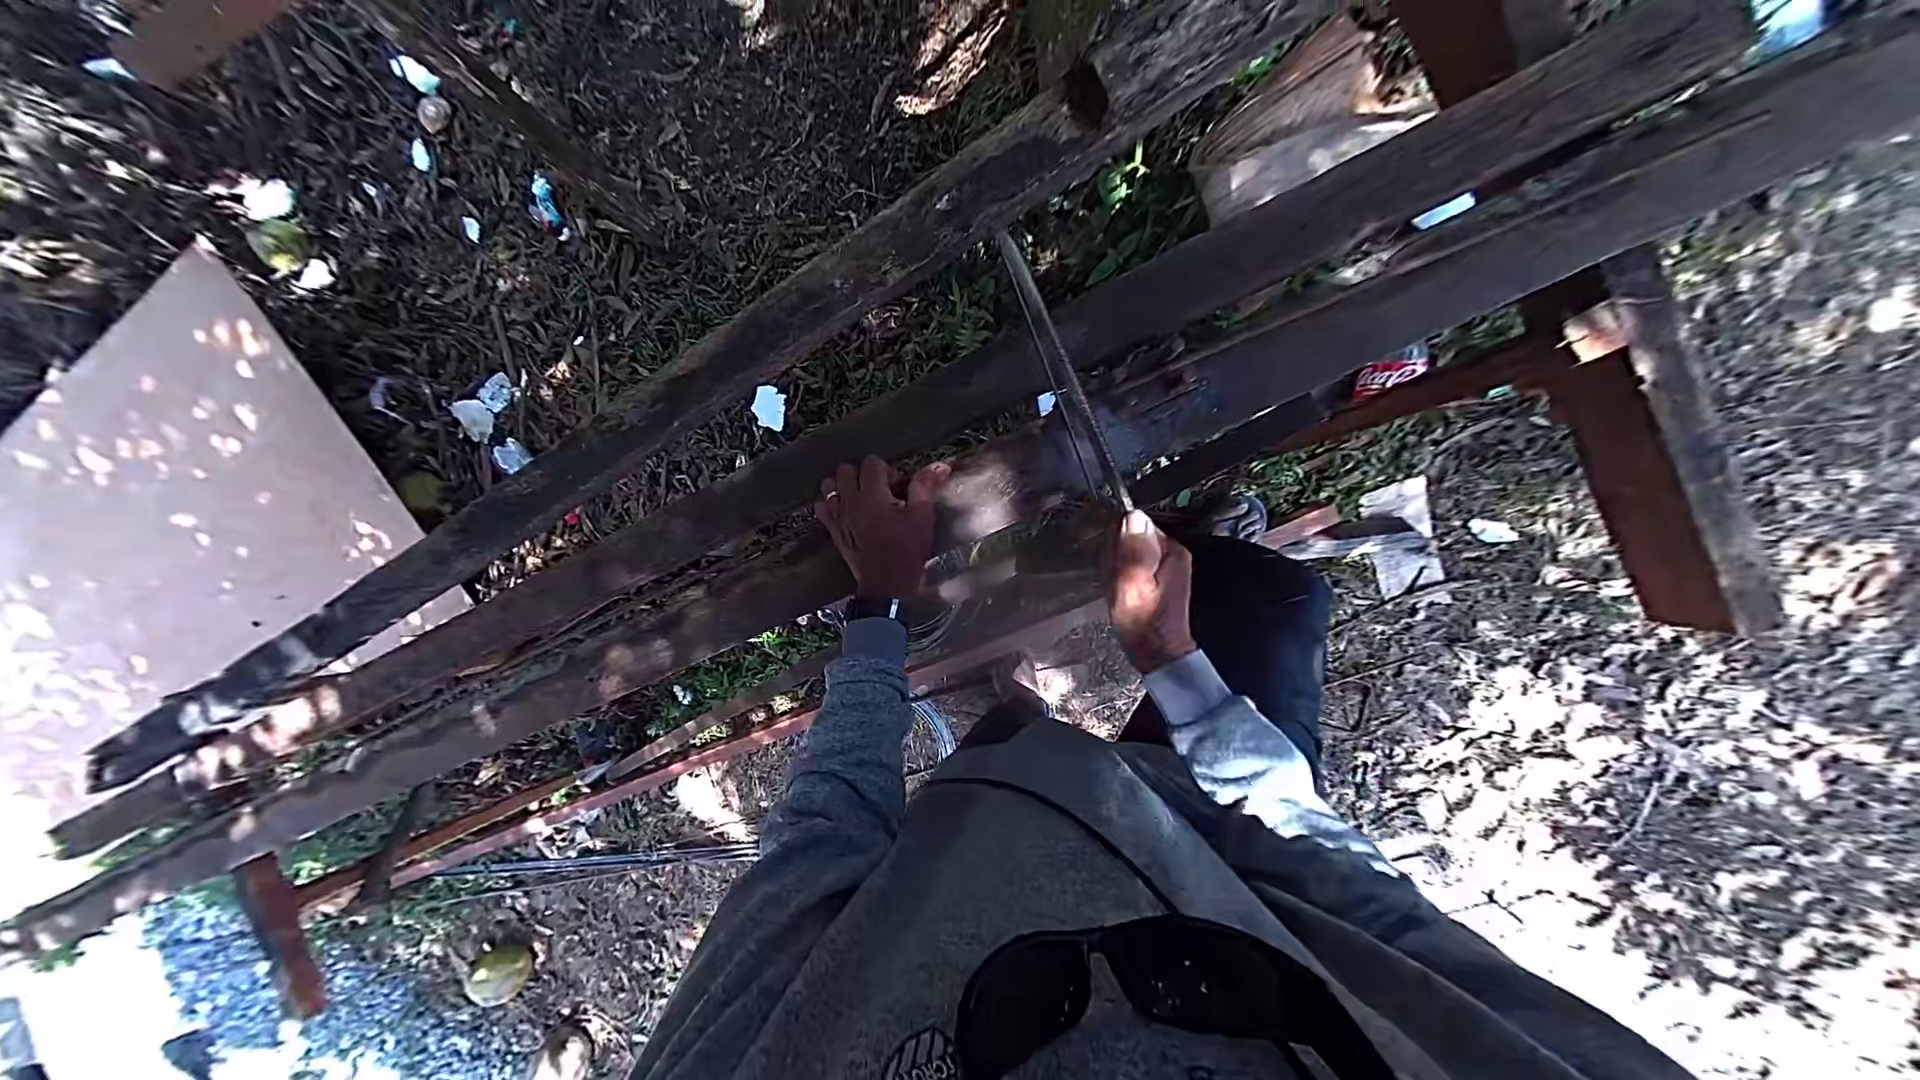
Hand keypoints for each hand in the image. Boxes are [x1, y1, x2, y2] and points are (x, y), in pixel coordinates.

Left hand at [815, 456, 951, 598]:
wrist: (887, 585)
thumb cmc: (907, 550)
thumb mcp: (922, 517)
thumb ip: (925, 487)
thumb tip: (939, 465)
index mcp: (871, 494)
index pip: (872, 463)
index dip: (889, 472)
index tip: (900, 490)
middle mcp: (849, 501)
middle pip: (846, 470)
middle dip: (864, 475)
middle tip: (882, 492)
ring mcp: (837, 516)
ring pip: (830, 486)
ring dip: (845, 487)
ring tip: (863, 500)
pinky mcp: (833, 531)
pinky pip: (823, 508)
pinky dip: (832, 505)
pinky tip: (847, 512)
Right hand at [1110, 510, 1196, 673]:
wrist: (1157, 655)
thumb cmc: (1145, 625)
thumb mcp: (1132, 586)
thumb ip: (1133, 550)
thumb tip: (1133, 516)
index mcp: (1172, 551)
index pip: (1136, 525)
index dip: (1117, 542)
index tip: (1112, 562)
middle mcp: (1173, 554)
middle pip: (1132, 537)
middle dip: (1116, 554)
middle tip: (1115, 579)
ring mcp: (1165, 566)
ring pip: (1129, 552)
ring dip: (1117, 566)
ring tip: (1117, 587)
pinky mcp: (1155, 579)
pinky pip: (1130, 565)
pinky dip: (1121, 575)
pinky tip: (1120, 591)